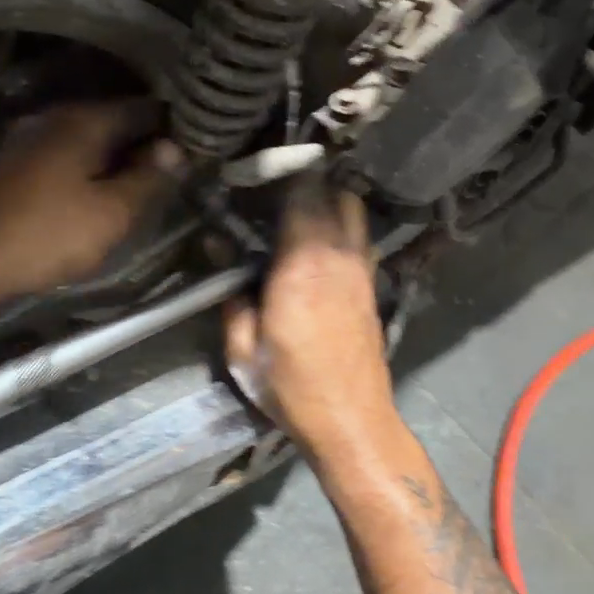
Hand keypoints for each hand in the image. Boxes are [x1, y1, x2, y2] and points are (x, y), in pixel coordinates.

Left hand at [0, 101, 185, 298]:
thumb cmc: (46, 234)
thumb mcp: (110, 214)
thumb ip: (146, 179)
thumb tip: (174, 149)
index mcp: (85, 122)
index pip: (143, 109)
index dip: (172, 126)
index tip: (195, 148)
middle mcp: (56, 119)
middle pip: (113, 122)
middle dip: (143, 143)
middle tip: (173, 172)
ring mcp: (30, 140)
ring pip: (87, 142)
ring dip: (114, 159)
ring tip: (139, 187)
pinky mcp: (14, 166)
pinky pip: (65, 158)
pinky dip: (87, 170)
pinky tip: (96, 195)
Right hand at [224, 175, 397, 455]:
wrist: (351, 421)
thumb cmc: (291, 388)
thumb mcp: (241, 352)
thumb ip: (232, 299)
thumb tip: (220, 255)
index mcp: (301, 266)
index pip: (301, 193)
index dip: (281, 173)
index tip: (258, 172)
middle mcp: (339, 257)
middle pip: (337, 193)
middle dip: (310, 183)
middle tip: (278, 192)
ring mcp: (362, 272)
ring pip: (355, 214)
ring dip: (330, 204)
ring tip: (299, 215)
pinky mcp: (373, 289)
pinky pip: (360, 241)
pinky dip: (342, 231)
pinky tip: (319, 249)